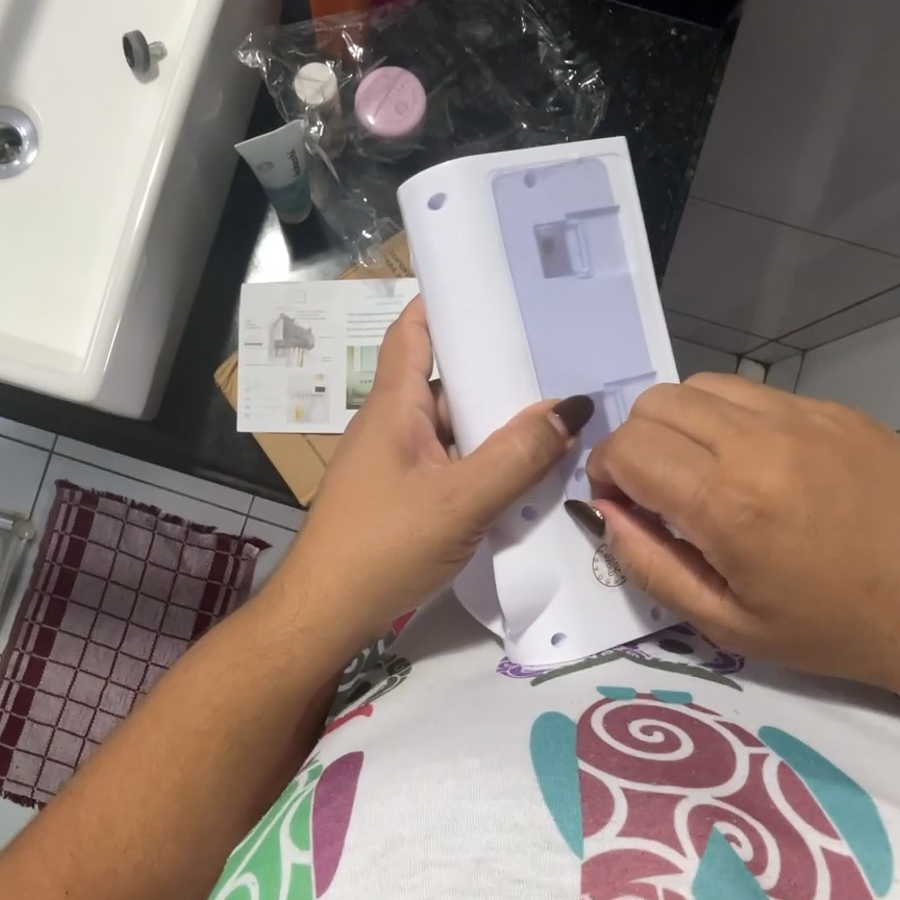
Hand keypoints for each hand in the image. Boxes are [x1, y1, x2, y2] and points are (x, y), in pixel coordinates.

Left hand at [269, 298, 591, 648]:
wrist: (327, 613)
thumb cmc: (382, 546)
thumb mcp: (460, 500)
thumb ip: (517, 456)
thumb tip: (572, 408)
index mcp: (395, 405)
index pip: (415, 330)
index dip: (448, 302)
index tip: (501, 286)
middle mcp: (394, 424)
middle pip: (448, 381)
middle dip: (498, 370)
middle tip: (564, 357)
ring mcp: (398, 463)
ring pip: (455, 428)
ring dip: (498, 424)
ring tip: (563, 412)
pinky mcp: (405, 497)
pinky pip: (453, 465)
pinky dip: (486, 463)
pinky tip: (530, 472)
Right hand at [582, 374, 899, 710]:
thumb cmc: (843, 632)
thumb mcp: (728, 623)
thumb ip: (649, 565)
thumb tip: (605, 514)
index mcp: (727, 501)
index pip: (625, 447)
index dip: (603, 474)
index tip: (620, 506)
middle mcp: (759, 441)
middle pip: (653, 402)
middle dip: (635, 444)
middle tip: (656, 492)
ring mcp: (804, 416)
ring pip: (700, 386)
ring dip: (679, 425)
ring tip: (703, 474)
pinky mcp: (838, 410)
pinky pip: (753, 394)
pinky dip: (729, 421)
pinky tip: (759, 467)